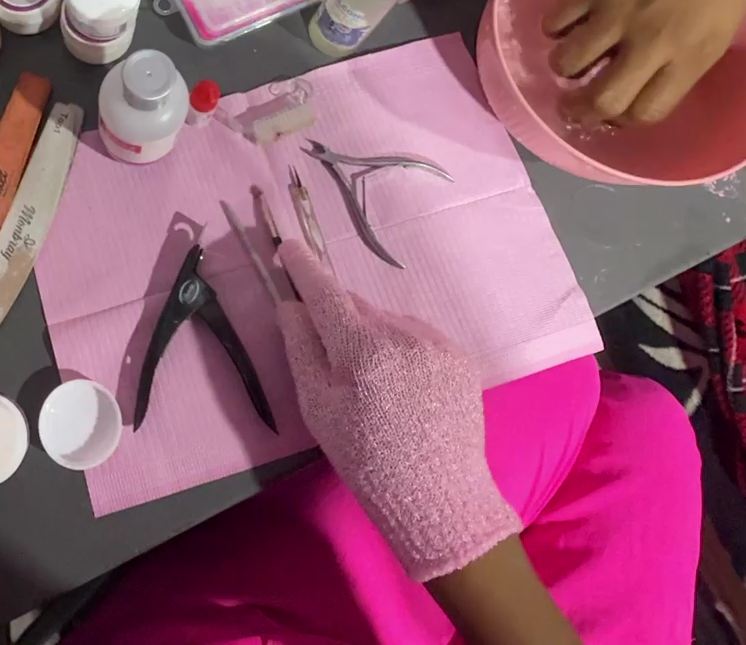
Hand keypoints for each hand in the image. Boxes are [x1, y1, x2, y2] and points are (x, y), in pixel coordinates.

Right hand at [276, 242, 519, 580]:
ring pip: (384, 319)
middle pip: (354, 306)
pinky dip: (398, 346)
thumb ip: (301, 347)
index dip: (304, 268)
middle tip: (333, 357)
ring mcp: (434, 341)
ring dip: (369, 333)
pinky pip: (413, 334)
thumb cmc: (365, 457)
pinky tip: (402, 385)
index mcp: (363, 349)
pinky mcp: (457, 354)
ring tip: (374, 382)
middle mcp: (402, 334)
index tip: (289, 247)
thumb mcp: (318, 407)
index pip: (326, 292)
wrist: (439, 498)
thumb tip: (290, 304)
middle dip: (337, 317)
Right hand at [541, 0, 745, 123]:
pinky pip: (554, 23)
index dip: (621, 120)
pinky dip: (555, 27)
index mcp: (691, 54)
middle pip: (600, 100)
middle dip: (578, 111)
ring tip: (571, 54)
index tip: (612, 113)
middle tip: (570, 104)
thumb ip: (681, 58)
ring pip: (566, 63)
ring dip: (564, 65)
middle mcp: (651, 41)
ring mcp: (616, 12)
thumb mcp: (721, 24)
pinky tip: (567, 19)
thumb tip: (638, 79)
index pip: (644, 113)